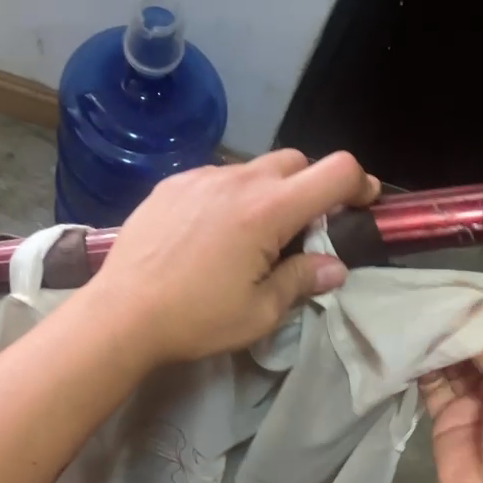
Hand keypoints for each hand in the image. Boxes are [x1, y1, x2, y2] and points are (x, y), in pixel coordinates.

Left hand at [84, 149, 380, 365]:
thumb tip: (333, 268)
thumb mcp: (258, 313)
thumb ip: (300, 282)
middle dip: (310, 188)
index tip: (361, 204)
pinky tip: (210, 235)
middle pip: (295, 161)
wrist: (121, 314)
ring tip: (249, 237)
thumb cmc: (194, 320)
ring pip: (251, 169)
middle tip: (301, 231)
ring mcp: (199, 177)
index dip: (358, 183)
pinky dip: (227, 197)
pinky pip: (213, 179)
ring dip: (265, 192)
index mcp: (268, 210)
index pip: (335, 170)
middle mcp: (237, 181)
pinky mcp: (170, 185)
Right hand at [421, 312, 482, 482]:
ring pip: (456, 362)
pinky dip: (422, 368)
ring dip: (441, 344)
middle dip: (464, 324)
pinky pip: (433, 385)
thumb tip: (470, 312)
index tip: (472, 297)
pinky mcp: (446, 416)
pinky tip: (410, 350)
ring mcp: (476, 400)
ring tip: (419, 321)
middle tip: (435, 301)